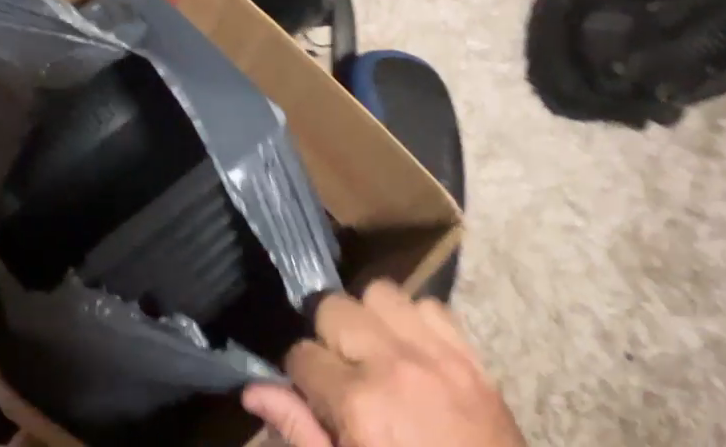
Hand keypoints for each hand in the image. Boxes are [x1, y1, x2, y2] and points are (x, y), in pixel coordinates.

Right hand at [243, 283, 524, 446]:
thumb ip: (300, 432)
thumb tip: (253, 391)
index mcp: (359, 404)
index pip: (300, 355)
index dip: (298, 377)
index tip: (312, 397)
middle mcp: (394, 365)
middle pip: (333, 307)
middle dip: (328, 337)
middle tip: (341, 374)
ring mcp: (438, 356)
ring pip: (381, 293)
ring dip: (371, 319)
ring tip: (376, 355)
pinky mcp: (472, 359)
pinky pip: (430, 306)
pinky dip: (415, 323)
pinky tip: (413, 355)